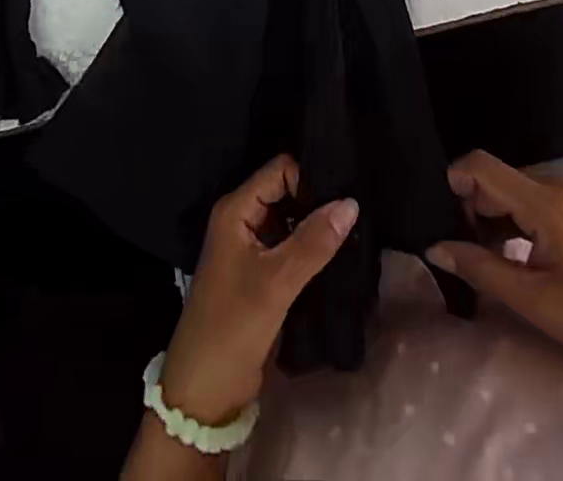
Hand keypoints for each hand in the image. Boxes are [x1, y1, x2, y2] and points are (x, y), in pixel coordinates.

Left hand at [157, 155, 358, 425]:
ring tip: (356, 227)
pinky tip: (341, 250)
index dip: (311, 178)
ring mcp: (252, 246)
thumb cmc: (232, 327)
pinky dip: (313, 245)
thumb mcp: (275, 283)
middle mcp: (242, 220)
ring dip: (319, 224)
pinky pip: (292, 243)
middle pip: (287, 191)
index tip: (345, 193)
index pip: (280, 171)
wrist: (204, 391)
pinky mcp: (262, 270)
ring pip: (292, 218)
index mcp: (235, 211)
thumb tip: (351, 203)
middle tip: (358, 210)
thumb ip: (313, 242)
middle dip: (319, 199)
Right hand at [426, 151, 562, 406]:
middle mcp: (558, 185)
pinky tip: (510, 257)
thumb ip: (480, 268)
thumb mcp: (533, 300)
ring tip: (484, 260)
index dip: (453, 182)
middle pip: (495, 178)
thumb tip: (434, 247)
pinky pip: (530, 201)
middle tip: (462, 252)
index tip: (441, 219)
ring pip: (511, 191)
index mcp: (548, 202)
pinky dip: (511, 223)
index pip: (482, 165)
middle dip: (471, 208)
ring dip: (490, 219)